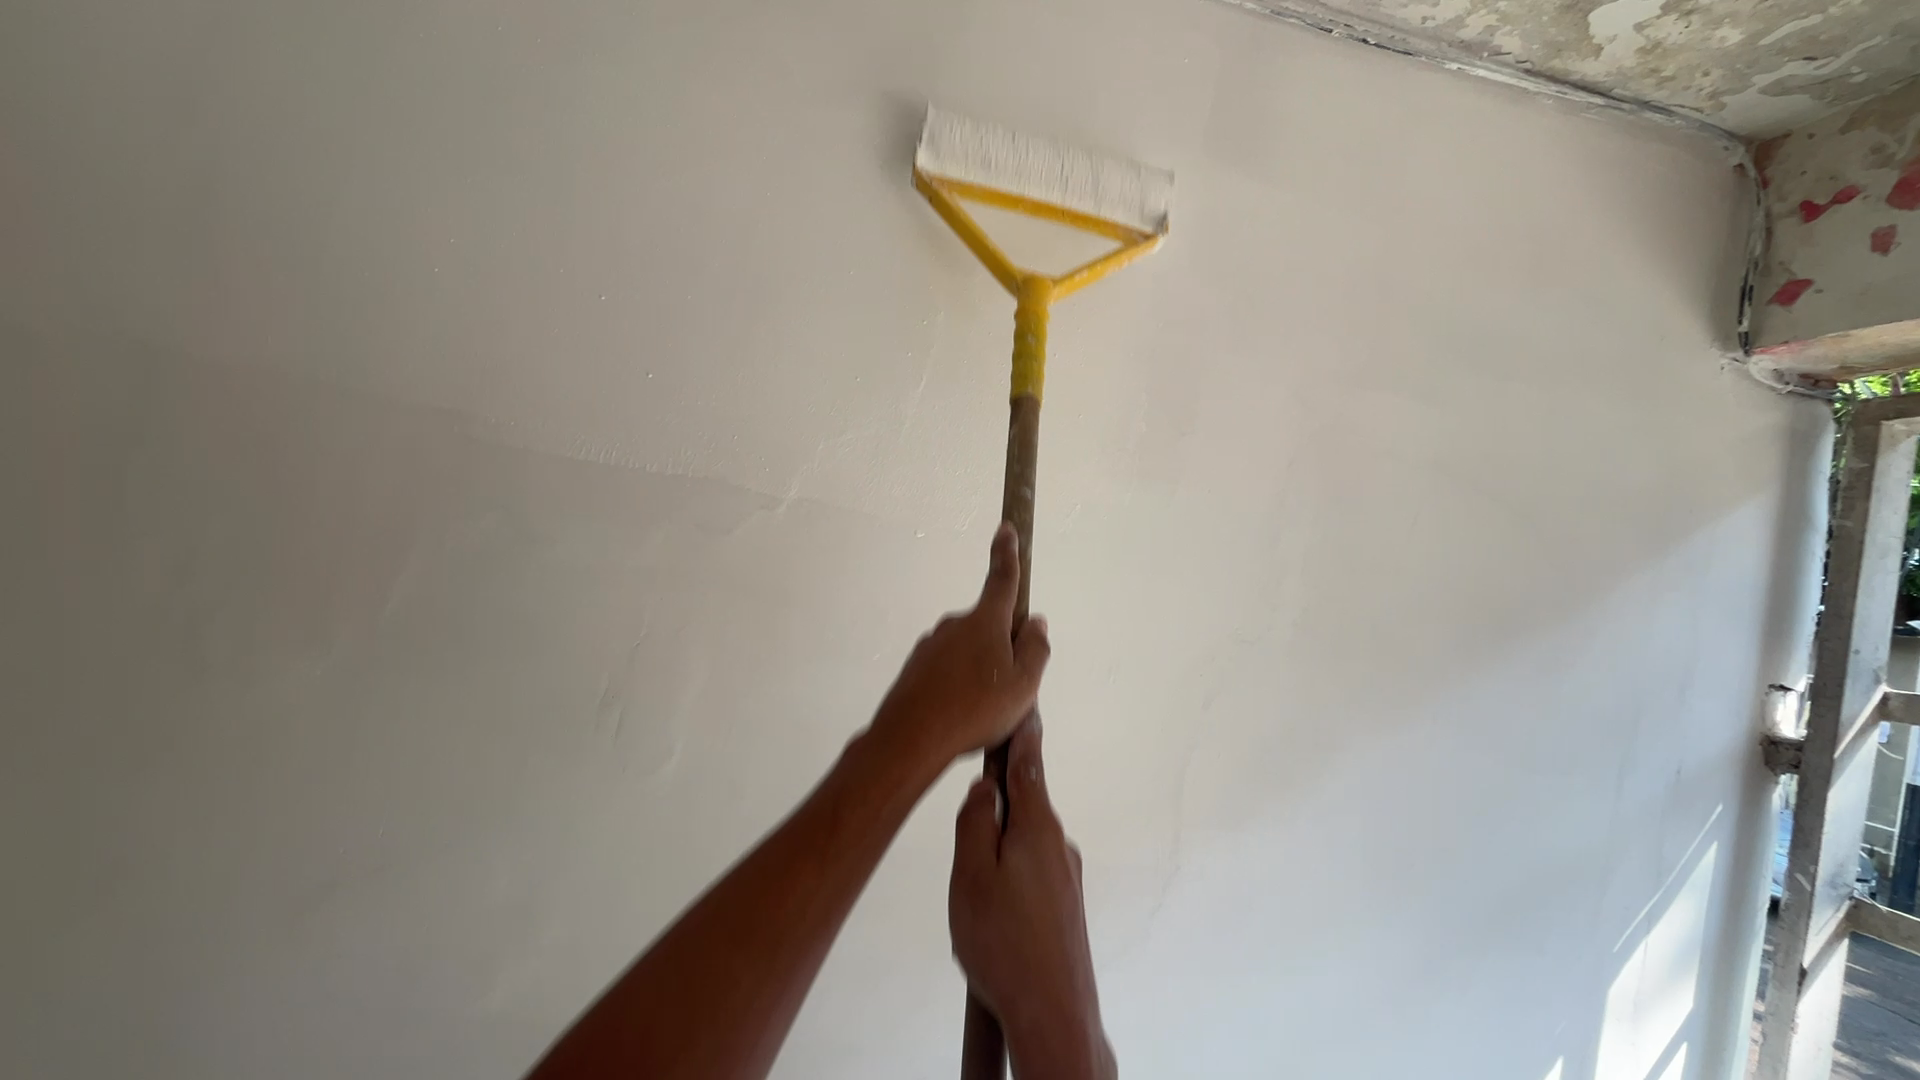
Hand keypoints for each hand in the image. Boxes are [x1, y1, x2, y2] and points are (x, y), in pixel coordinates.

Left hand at [869, 523, 1050, 767]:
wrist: (912, 737)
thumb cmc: (977, 708)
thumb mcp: (1025, 685)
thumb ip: (1035, 651)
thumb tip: (1035, 622)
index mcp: (986, 621)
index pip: (1002, 579)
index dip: (1007, 554)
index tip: (1006, 529)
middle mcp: (955, 625)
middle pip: (988, 626)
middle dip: (1002, 647)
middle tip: (1010, 690)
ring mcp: (931, 645)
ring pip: (967, 652)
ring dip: (979, 672)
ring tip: (984, 712)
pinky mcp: (915, 668)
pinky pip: (947, 671)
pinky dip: (958, 686)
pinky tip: (960, 715)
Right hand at [949, 721, 1113, 1079]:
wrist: (1053, 1015)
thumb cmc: (1004, 944)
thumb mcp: (970, 875)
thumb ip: (975, 823)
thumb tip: (985, 787)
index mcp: (1036, 828)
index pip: (1029, 765)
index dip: (1023, 735)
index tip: (1026, 708)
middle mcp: (1059, 846)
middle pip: (1023, 808)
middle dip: (995, 810)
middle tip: (966, 842)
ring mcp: (1067, 878)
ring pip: (1023, 846)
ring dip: (998, 854)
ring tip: (974, 900)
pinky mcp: (1066, 907)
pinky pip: (1032, 875)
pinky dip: (1010, 879)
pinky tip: (994, 921)